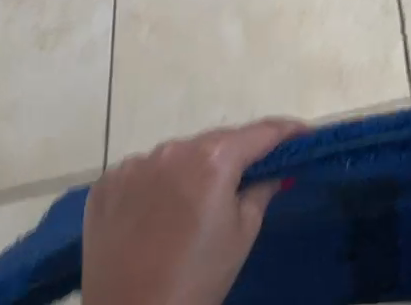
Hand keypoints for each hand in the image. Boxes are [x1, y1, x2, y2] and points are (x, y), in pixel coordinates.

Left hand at [83, 118, 305, 304]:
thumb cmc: (197, 279)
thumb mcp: (243, 233)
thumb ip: (262, 189)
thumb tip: (274, 171)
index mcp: (214, 158)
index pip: (262, 132)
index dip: (287, 131)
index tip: (304, 134)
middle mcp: (173, 149)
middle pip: (217, 141)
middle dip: (237, 154)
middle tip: (252, 175)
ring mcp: (135, 165)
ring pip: (179, 155)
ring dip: (194, 168)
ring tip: (198, 201)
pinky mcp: (106, 184)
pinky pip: (144, 171)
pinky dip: (159, 183)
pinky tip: (160, 212)